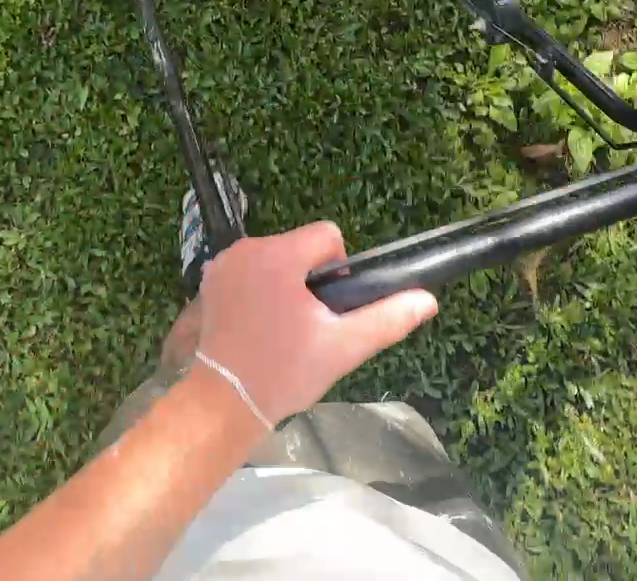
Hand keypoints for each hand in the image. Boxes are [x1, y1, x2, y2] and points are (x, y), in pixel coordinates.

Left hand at [194, 222, 437, 424]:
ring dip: (283, 279)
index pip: (327, 234)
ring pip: (274, 255)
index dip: (338, 268)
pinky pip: (248, 266)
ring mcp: (224, 262)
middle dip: (308, 276)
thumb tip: (428, 300)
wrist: (225, 401)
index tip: (328, 306)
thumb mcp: (343, 347)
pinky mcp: (209, 277)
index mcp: (280, 255)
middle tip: (305, 323)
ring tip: (280, 325)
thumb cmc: (285, 372)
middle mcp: (248, 248)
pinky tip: (257, 320)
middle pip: (299, 245)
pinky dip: (257, 284)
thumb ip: (387, 318)